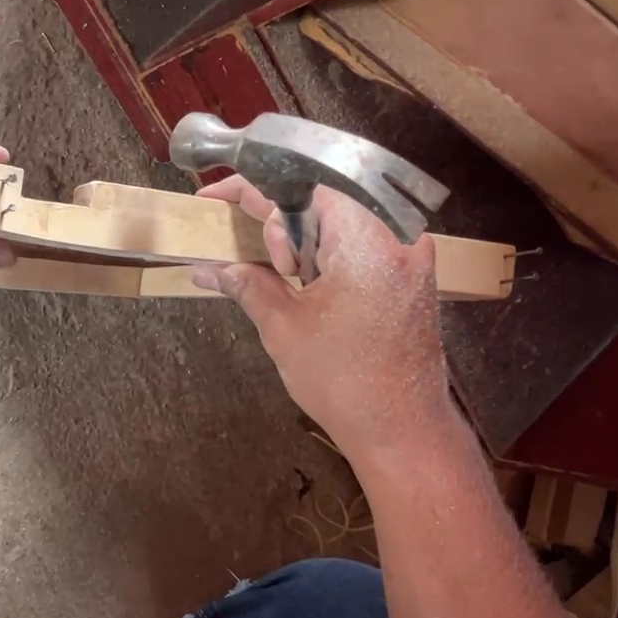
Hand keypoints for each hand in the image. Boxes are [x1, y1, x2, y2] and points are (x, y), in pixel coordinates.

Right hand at [192, 175, 455, 456]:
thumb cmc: (340, 378)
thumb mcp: (282, 327)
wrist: (401, 427)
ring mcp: (408, 255)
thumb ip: (247, 284)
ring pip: (340, 223)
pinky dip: (323, 253)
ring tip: (271, 272)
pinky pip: (359, 245)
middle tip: (243, 252)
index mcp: (365, 238)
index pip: (298, 190)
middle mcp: (395, 234)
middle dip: (272, 220)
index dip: (247, 190)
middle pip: (321, 201)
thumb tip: (208, 268)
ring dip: (298, 239)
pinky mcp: (408, 276)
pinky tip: (300, 280)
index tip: (211, 198)